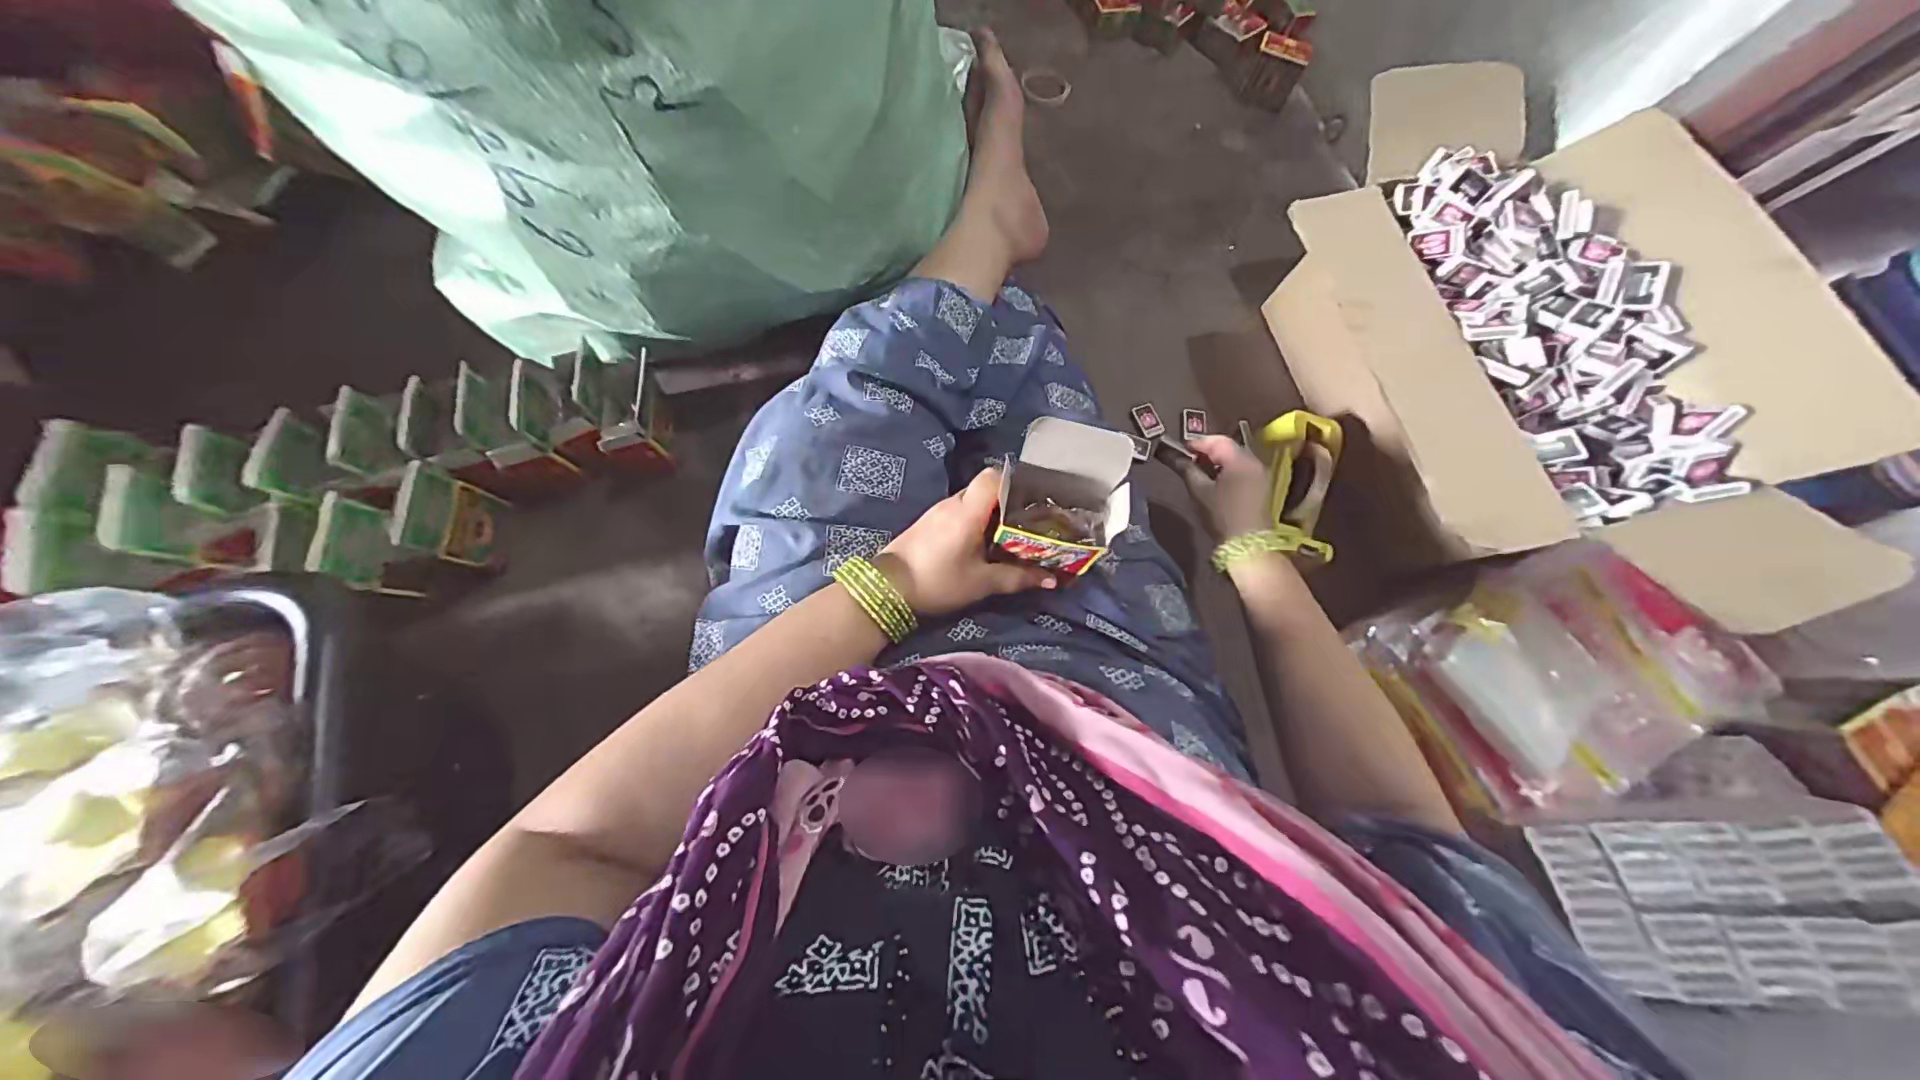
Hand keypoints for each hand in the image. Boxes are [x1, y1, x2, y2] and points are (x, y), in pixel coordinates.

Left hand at [875, 467, 1056, 615]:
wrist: (887, 590)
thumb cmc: (938, 582)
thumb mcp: (981, 583)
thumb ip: (1017, 577)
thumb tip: (1052, 580)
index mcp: (967, 511)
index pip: (994, 476)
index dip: (1015, 482)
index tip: (1032, 500)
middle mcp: (951, 503)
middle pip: (985, 488)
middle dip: (1007, 502)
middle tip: (1026, 522)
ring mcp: (936, 511)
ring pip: (970, 501)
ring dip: (989, 513)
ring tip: (1007, 534)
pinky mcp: (927, 522)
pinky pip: (957, 511)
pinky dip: (972, 521)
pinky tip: (980, 542)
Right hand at [1169, 435, 1269, 542]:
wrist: (1247, 543)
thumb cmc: (1221, 515)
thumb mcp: (1200, 491)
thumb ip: (1187, 469)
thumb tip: (1173, 456)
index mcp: (1240, 460)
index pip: (1217, 441)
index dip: (1197, 442)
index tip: (1179, 449)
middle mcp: (1254, 461)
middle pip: (1228, 447)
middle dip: (1207, 450)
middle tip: (1187, 458)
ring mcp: (1260, 473)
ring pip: (1235, 457)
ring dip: (1217, 459)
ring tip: (1198, 469)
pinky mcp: (1261, 484)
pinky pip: (1242, 468)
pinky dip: (1227, 468)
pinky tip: (1214, 479)